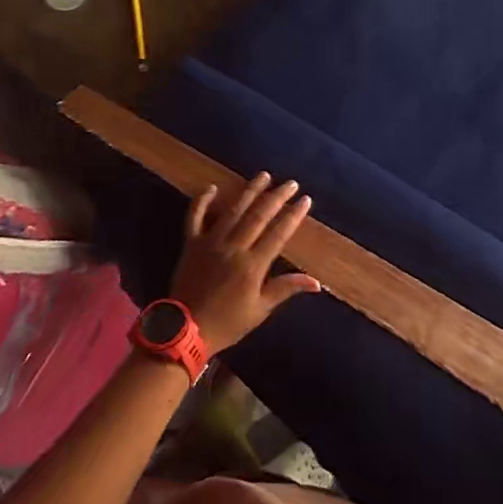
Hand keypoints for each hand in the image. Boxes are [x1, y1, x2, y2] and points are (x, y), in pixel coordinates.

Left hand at [171, 173, 322, 350]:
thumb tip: (316, 282)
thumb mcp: (260, 310)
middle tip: (290, 183)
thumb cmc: (227, 323)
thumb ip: (285, 289)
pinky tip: (212, 187)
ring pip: (233, 211)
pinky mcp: (191, 242)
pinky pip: (195, 217)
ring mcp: (210, 241)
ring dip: (249, 192)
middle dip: (276, 197)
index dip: (293, 215)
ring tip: (263, 176)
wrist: (186, 328)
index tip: (305, 199)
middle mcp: (233, 247)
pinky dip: (202, 201)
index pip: (278, 233)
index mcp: (252, 265)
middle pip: (258, 216)